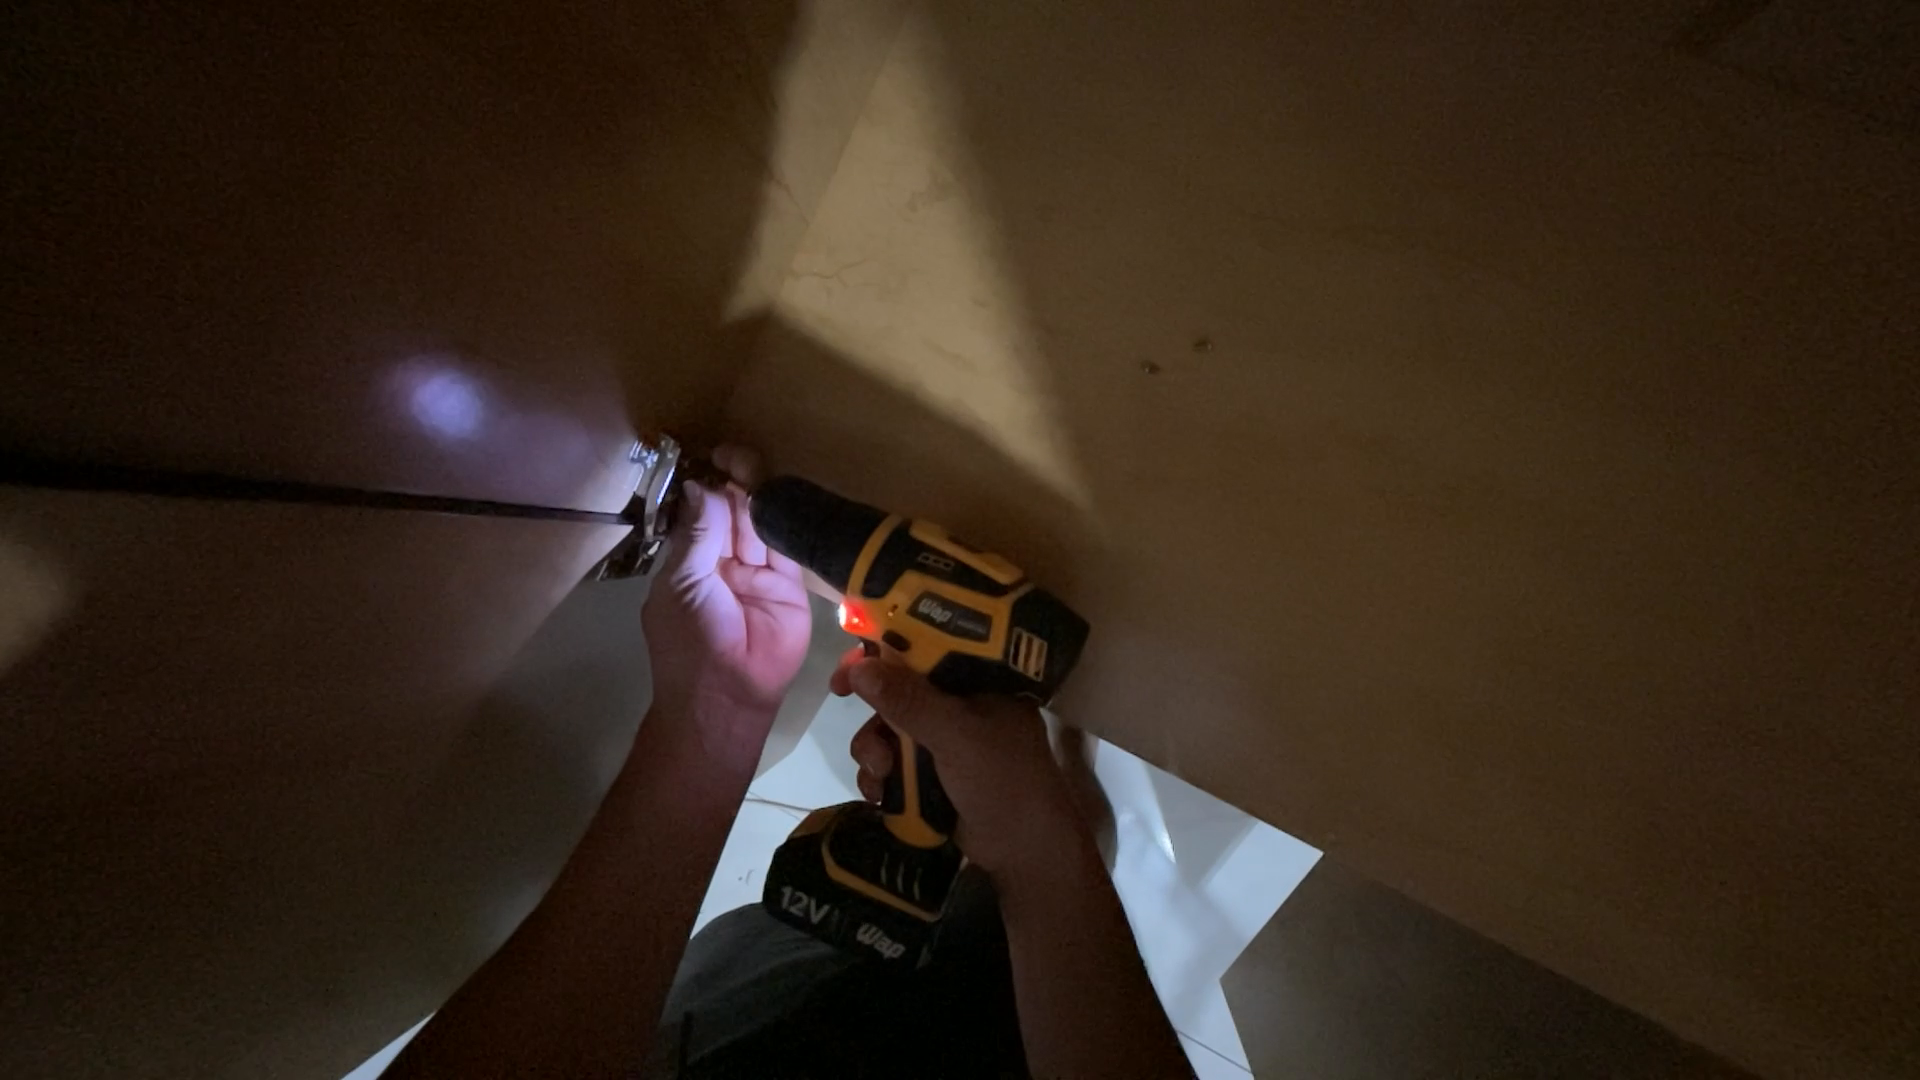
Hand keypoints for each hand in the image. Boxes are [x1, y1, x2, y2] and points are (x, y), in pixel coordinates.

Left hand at [642, 449, 810, 735]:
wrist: (728, 694)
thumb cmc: (691, 640)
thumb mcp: (683, 582)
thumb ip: (699, 535)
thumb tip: (703, 486)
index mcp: (694, 562)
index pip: (707, 515)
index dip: (713, 487)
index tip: (717, 456)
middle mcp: (728, 564)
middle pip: (738, 516)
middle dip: (737, 485)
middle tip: (738, 455)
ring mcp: (762, 575)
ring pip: (764, 528)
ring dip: (761, 499)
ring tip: (758, 466)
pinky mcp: (792, 588)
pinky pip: (791, 550)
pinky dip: (789, 523)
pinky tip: (787, 497)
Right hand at [830, 651, 1091, 873]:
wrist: (1024, 852)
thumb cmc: (1002, 780)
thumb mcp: (955, 735)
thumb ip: (908, 701)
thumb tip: (860, 668)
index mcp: (979, 682)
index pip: (928, 650)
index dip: (888, 650)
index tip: (854, 661)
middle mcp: (961, 703)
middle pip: (902, 687)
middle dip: (875, 704)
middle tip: (841, 697)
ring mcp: (945, 739)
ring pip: (891, 726)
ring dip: (874, 747)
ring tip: (880, 773)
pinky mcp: (932, 772)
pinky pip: (893, 760)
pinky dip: (880, 774)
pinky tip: (879, 793)